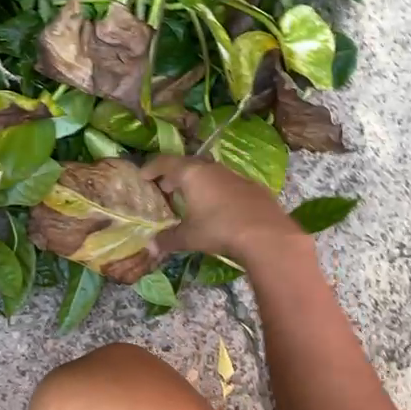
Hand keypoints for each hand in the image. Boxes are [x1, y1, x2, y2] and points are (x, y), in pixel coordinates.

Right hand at [142, 155, 302, 263]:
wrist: (266, 234)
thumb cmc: (219, 229)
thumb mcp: (189, 237)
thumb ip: (168, 239)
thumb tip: (151, 247)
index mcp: (191, 174)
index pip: (165, 162)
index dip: (152, 168)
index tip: (143, 176)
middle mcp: (212, 169)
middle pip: (188, 165)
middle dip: (175, 175)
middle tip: (166, 188)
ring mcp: (235, 176)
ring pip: (209, 173)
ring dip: (197, 182)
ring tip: (190, 198)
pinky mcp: (252, 187)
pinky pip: (227, 184)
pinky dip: (216, 191)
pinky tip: (218, 208)